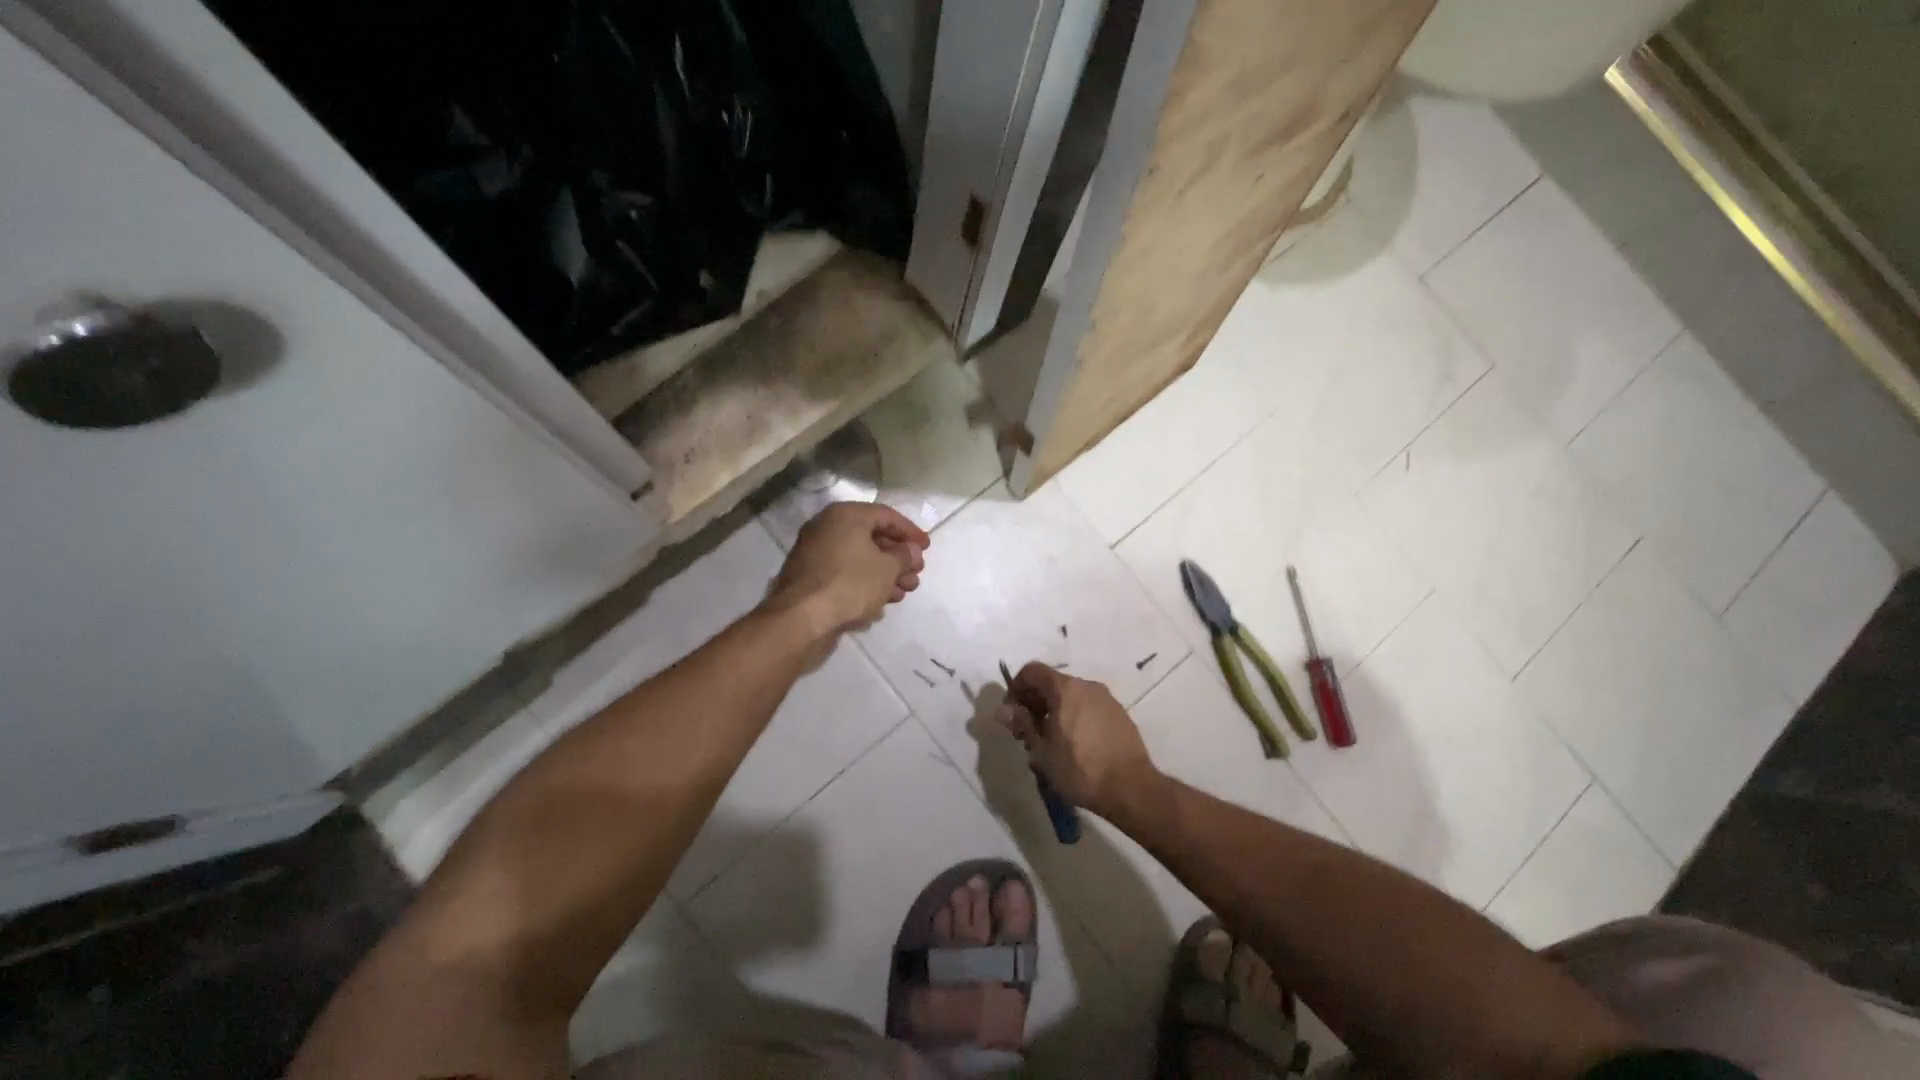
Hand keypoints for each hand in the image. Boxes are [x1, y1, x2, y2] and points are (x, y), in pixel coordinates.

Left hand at [768, 502, 929, 634]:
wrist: (802, 618)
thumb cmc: (850, 584)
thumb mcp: (887, 568)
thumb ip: (904, 556)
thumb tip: (911, 551)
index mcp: (844, 516)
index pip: (886, 515)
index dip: (910, 532)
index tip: (926, 548)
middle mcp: (826, 528)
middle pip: (871, 539)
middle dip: (898, 558)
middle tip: (916, 574)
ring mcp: (815, 555)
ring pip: (858, 560)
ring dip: (884, 575)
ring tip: (904, 593)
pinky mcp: (810, 580)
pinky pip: (844, 576)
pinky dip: (863, 586)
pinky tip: (879, 605)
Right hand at [998, 663, 1157, 817]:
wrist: (1130, 787)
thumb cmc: (1079, 769)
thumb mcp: (1042, 750)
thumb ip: (1022, 724)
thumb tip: (1005, 710)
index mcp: (1065, 689)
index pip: (1032, 671)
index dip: (1015, 688)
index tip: (1011, 715)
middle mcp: (1087, 686)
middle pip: (1052, 683)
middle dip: (1034, 704)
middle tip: (1026, 734)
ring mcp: (1107, 699)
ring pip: (1071, 697)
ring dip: (1054, 712)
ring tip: (1049, 744)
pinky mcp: (1119, 714)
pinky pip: (1088, 708)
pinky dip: (1074, 717)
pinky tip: (1073, 746)